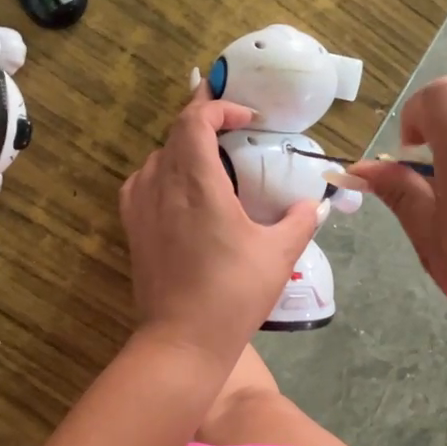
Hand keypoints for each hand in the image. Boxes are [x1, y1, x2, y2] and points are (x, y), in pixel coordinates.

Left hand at [120, 87, 322, 361]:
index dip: (217, 106)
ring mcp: (140, 205)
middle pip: (174, 133)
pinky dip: (164, 171)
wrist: (182, 339)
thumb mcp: (278, 254)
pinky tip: (182, 189)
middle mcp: (161, 184)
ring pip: (158, 156)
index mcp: (195, 181)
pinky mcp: (132, 226)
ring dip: (184, 146)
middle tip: (233, 124)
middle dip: (202, 119)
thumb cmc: (232, 293)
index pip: (194, 120)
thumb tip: (314, 204)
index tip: (246, 117)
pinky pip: (143, 181)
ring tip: (213, 157)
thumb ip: (299, 221)